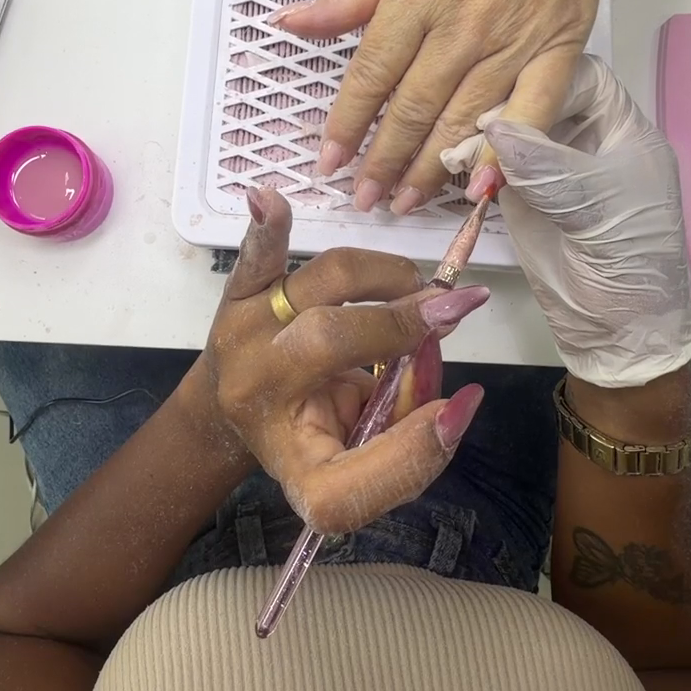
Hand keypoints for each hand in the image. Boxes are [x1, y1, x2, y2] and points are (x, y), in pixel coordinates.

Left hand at [198, 188, 488, 532]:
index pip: (350, 489)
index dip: (414, 452)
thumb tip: (458, 398)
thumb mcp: (358, 458)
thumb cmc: (309, 432)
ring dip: (387, 277)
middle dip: (402, 322)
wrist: (231, 408)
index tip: (458, 406)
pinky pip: (257, 257)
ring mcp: (243, 335)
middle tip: (449, 312)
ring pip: (327, 281)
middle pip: (334, 339)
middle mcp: (257, 396)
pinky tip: (267, 201)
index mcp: (292, 462)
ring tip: (414, 289)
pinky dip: (269, 228)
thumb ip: (406, 436)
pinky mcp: (237, 295)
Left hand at [271, 0, 636, 215]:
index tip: (329, 162)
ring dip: (430, 169)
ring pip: (464, 120)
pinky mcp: (560, 47)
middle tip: (363, 199)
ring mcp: (515, 39)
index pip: (372, 75)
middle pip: (414, 108)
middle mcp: (465, 24)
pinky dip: (509, 155)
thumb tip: (290, 25)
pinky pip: (533, 112)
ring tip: (403, 202)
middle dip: (384, 161)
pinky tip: (480, 188)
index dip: (348, 124)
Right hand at [483, 55, 690, 388]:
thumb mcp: (597, 204)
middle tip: (473, 127)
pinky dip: (472, 163)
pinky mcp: (521, 192)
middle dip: (503, 108)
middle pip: (537, 98)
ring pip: (509, 130)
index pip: (581, 79)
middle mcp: (583, 138)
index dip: (546, 77)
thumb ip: (546, 164)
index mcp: (620, 130)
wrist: (614, 327)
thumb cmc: (629, 259)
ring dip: (480, 138)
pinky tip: (452, 166)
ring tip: (456, 156)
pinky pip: (492, 164)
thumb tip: (492, 125)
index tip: (510, 93)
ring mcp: (549, 165)